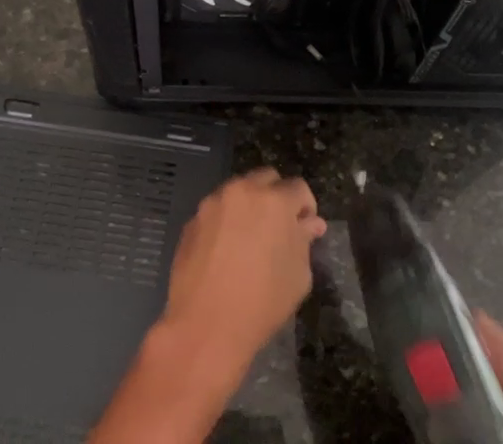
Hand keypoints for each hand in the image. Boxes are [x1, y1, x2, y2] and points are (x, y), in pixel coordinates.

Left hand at [160, 169, 328, 372]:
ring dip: (249, 205)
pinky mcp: (192, 219)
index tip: (304, 228)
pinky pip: (216, 210)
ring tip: (250, 239)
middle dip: (277, 196)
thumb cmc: (262, 302)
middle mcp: (242, 191)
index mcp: (275, 201)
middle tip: (278, 228)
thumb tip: (310, 224)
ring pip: (238, 190)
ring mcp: (213, 203)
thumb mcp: (298, 275)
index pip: (299, 188)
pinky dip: (226, 220)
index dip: (305, 207)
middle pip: (266, 178)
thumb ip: (304, 240)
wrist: (206, 324)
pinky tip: (226, 250)